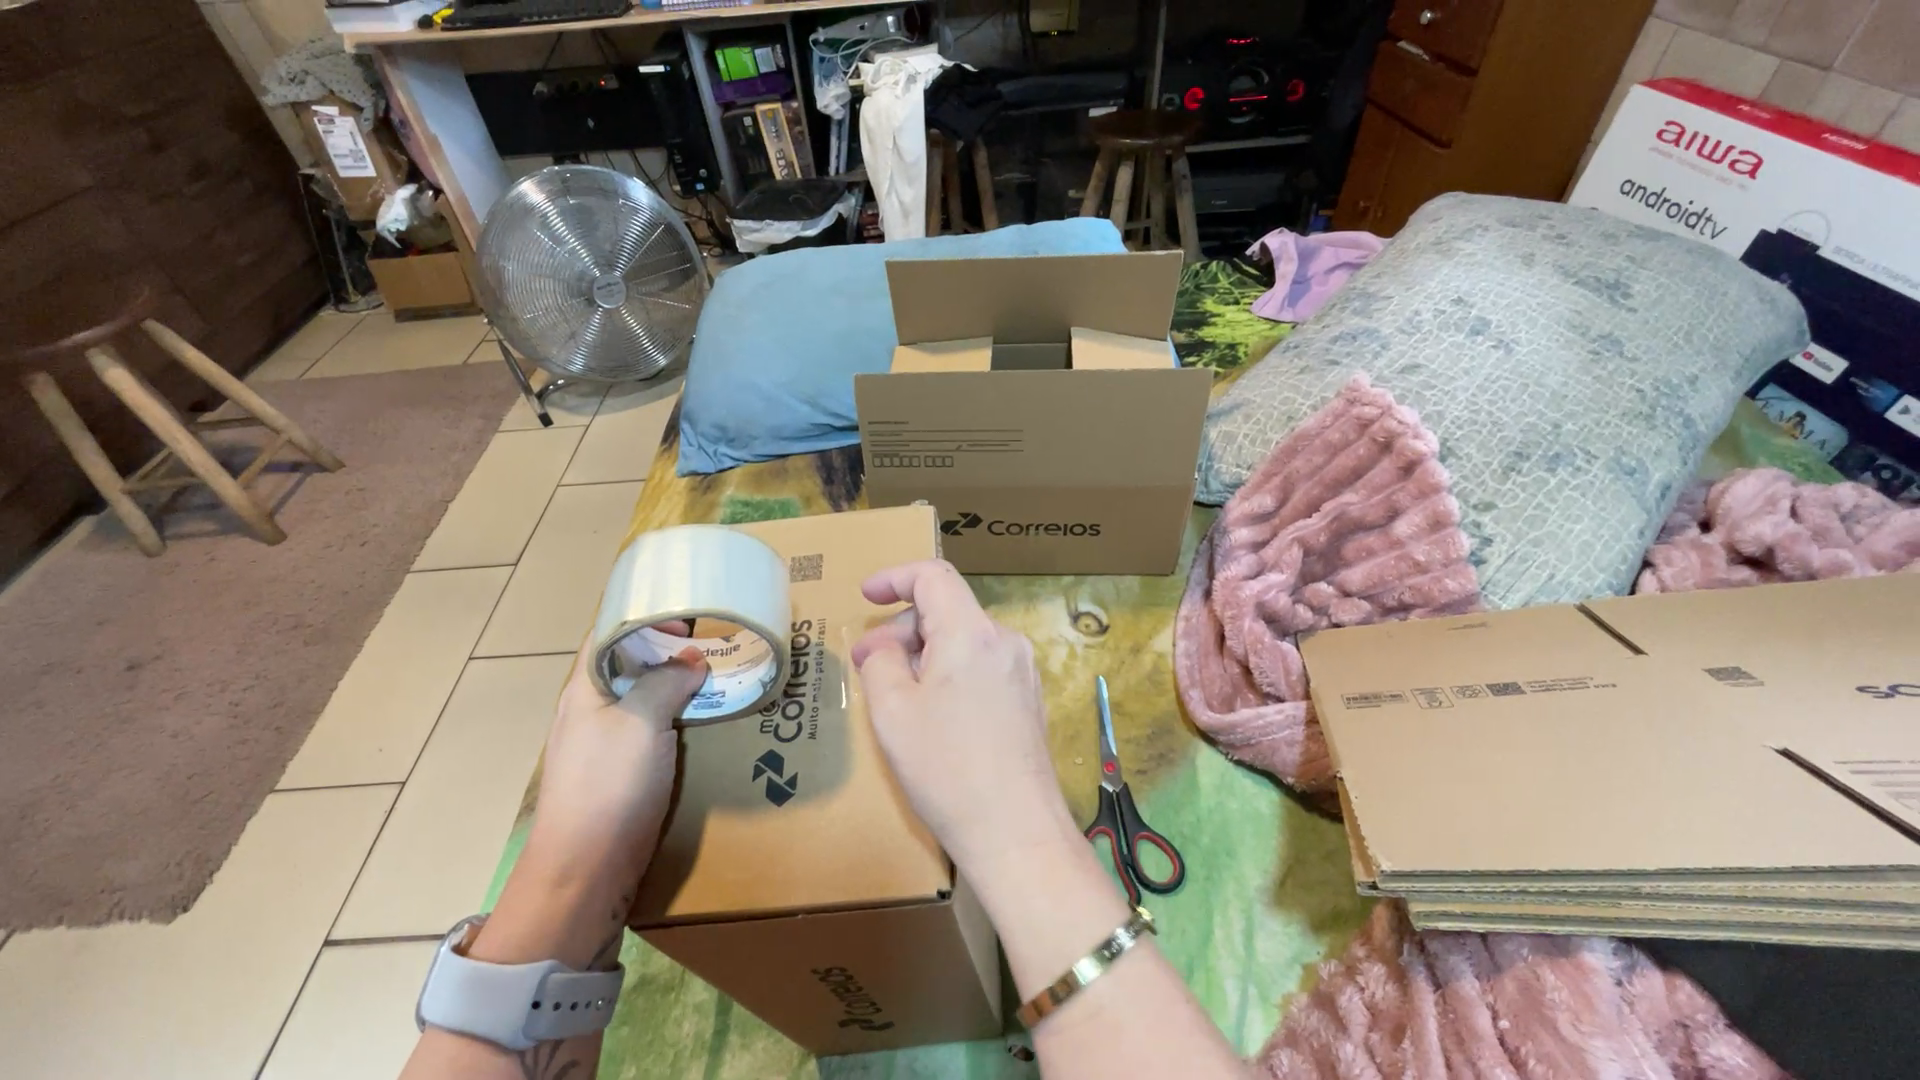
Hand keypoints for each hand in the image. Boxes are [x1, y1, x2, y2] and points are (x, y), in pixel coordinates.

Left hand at [522, 632, 707, 893]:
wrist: (586, 866)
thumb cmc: (608, 784)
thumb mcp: (640, 721)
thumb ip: (666, 681)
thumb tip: (692, 658)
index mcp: (586, 688)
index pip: (609, 634)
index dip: (644, 618)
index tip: (687, 617)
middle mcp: (593, 709)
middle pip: (631, 665)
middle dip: (670, 651)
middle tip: (715, 646)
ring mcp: (608, 742)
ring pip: (646, 699)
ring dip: (679, 686)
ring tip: (720, 679)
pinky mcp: (625, 772)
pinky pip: (654, 731)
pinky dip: (680, 718)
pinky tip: (706, 722)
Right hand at [851, 560, 1078, 883]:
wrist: (1016, 832)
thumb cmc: (947, 769)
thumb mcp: (892, 712)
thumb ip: (880, 661)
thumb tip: (885, 647)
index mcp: (972, 633)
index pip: (934, 576)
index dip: (894, 577)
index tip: (865, 595)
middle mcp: (1005, 642)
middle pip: (948, 610)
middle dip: (902, 628)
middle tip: (867, 664)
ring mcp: (1023, 672)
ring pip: (965, 641)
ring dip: (925, 653)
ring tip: (895, 694)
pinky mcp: (1029, 701)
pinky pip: (982, 667)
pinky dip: (950, 673)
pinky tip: (932, 714)